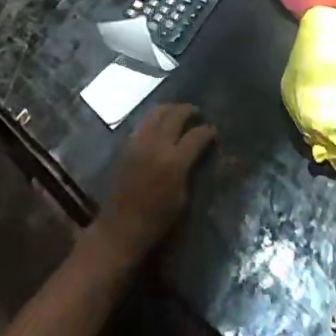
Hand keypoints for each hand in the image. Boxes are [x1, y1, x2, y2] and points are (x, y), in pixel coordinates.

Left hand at [89, 103, 215, 259]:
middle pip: (175, 115)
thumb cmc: (157, 219)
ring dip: (170, 109)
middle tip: (196, 112)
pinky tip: (159, 123)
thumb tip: (196, 155)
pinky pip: (143, 123)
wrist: (121, 225)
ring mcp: (139, 141)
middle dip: (188, 111)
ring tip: (178, 111)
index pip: (196, 136)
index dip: (208, 131)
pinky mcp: (127, 144)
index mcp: (174, 161)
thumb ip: (189, 170)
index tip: (213, 131)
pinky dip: (154, 118)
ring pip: (156, 112)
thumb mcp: (182, 198)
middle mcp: (157, 144)